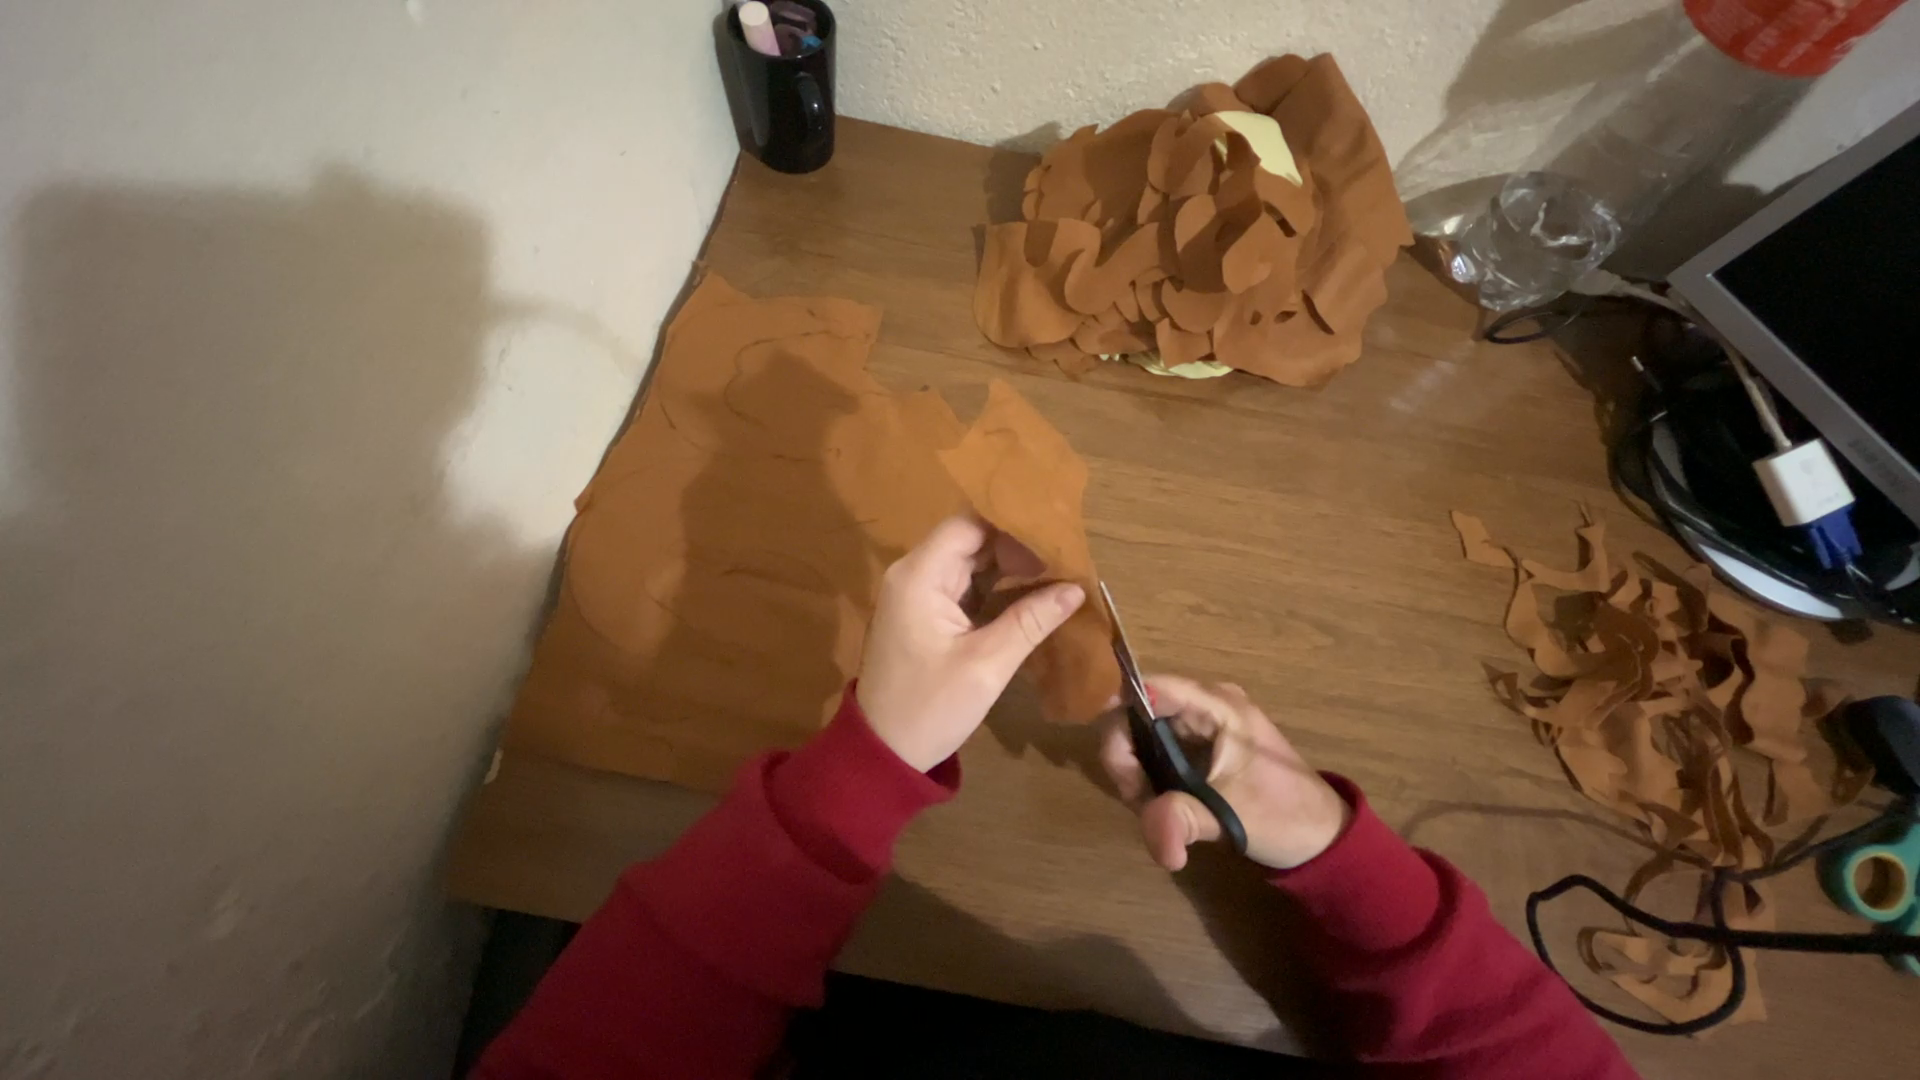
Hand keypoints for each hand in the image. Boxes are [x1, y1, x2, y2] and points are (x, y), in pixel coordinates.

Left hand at [856, 516, 1086, 771]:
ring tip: (1055, 573)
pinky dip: (992, 587)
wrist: (882, 751)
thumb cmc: (930, 708)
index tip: (1053, 543)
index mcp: (919, 576)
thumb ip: (1030, 620)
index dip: (1011, 529)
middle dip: (1015, 547)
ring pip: (967, 563)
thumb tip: (1076, 588)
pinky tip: (1029, 594)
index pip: (969, 525)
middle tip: (1063, 559)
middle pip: (968, 540)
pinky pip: (961, 586)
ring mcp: (915, 594)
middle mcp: (913, 574)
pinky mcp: (922, 614)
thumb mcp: (987, 665)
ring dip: (1007, 567)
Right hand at [1100, 676, 1351, 870]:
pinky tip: (1163, 806)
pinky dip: (1148, 776)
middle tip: (1139, 802)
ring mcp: (1198, 722)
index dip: (1121, 718)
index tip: (1121, 769)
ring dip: (1135, 771)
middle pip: (1136, 712)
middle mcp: (1202, 703)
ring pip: (1140, 733)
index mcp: (1216, 704)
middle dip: (1127, 757)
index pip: (1148, 688)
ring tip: (1155, 811)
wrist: (1322, 838)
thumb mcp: (1231, 817)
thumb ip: (1185, 821)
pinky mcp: (1195, 744)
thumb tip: (1156, 845)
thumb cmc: (1286, 815)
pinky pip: (1153, 749)